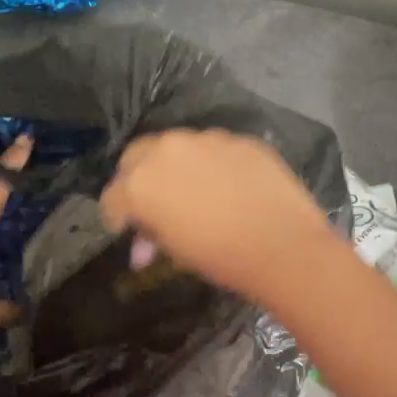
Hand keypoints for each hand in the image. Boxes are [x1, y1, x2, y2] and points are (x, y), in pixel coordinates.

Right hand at [98, 129, 337, 302]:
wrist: (284, 246)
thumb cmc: (221, 257)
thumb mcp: (176, 252)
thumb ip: (153, 236)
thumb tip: (144, 244)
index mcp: (141, 183)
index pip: (113, 196)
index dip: (116, 217)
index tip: (125, 230)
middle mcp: (168, 150)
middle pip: (137, 156)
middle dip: (137, 178)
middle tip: (152, 203)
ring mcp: (207, 139)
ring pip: (177, 147)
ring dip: (175, 167)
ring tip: (192, 192)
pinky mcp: (240, 140)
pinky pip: (215, 149)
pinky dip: (212, 164)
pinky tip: (227, 187)